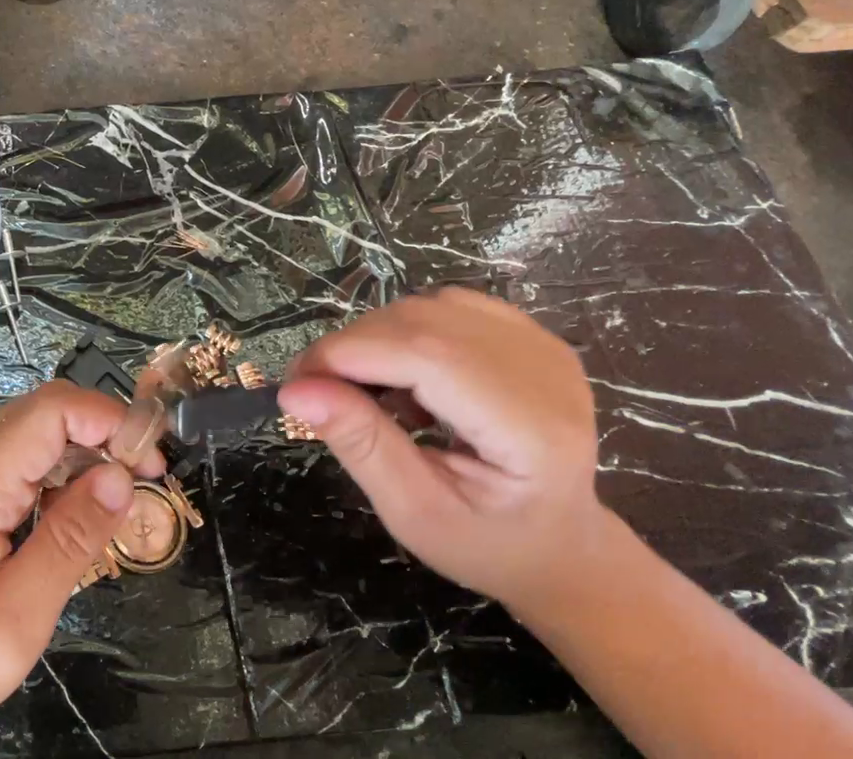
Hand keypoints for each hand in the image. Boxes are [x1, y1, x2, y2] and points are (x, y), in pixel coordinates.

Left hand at [0, 381, 164, 749]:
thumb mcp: (14, 619)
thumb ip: (68, 543)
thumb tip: (120, 478)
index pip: (48, 411)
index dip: (106, 418)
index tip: (149, 460)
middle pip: (44, 411)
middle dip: (103, 430)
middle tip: (146, 479)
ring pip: (36, 432)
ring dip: (86, 451)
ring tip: (123, 499)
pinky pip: (23, 461)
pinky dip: (63, 473)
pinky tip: (81, 514)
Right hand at [280, 287, 605, 606]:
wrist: (557, 543)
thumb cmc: (485, 543)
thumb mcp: (412, 512)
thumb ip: (360, 444)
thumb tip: (295, 390)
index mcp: (532, 429)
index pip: (427, 356)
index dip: (349, 354)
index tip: (295, 384)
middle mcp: (546, 372)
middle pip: (423, 323)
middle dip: (352, 347)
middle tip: (317, 393)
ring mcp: (542, 347)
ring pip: (427, 307)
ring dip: (375, 340)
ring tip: (369, 394)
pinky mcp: (528, 336)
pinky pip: (444, 308)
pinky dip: (403, 334)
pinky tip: (405, 378)